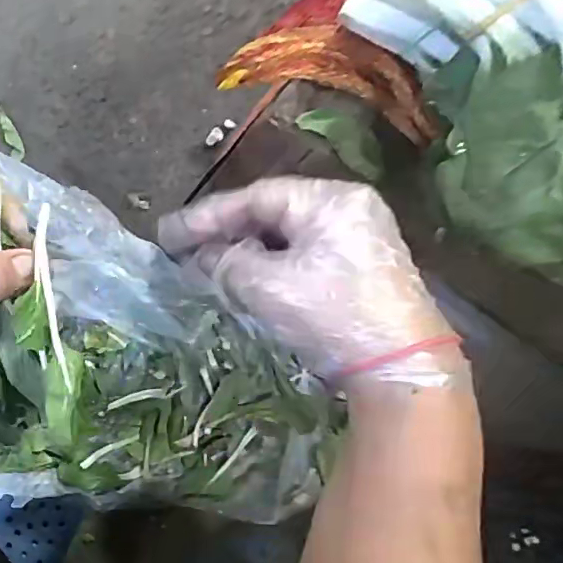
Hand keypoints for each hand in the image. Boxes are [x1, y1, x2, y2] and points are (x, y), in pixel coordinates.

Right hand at [158, 178, 461, 386]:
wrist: (396, 365)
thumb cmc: (330, 314)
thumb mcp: (265, 285)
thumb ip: (224, 262)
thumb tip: (201, 257)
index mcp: (329, 201)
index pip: (254, 197)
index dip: (205, 216)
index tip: (167, 234)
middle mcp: (345, 209)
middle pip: (268, 213)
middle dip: (221, 232)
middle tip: (179, 248)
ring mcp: (353, 238)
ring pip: (281, 236)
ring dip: (240, 250)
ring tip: (202, 265)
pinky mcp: (353, 268)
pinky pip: (296, 254)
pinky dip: (263, 264)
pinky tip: (239, 278)